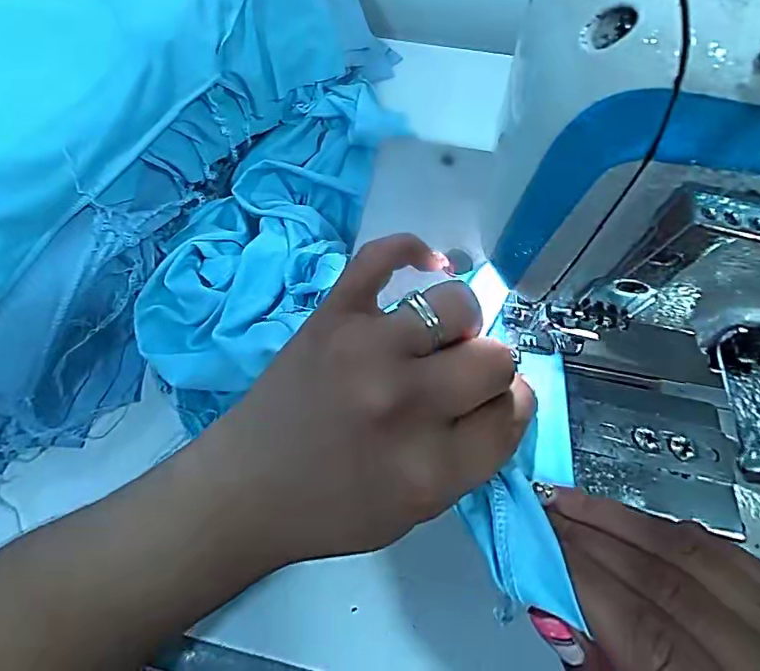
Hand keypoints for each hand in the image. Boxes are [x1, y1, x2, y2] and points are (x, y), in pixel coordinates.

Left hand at [195, 233, 535, 565]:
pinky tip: (428, 263)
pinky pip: (382, 256)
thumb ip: (472, 456)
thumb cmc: (333, 507)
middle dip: (489, 368)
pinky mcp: (333, 312)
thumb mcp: (417, 510)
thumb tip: (506, 391)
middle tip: (458, 376)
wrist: (247, 485)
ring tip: (438, 337)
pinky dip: (411, 249)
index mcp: (429, 467)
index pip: (512, 411)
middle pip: (494, 358)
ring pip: (457, 304)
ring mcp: (367, 347)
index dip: (510, 403)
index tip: (492, 401)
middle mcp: (404, 402)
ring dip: (460, 322)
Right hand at [546, 488, 759, 670]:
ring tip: (577, 503)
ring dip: (627, 520)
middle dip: (592, 534)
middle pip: (668, 579)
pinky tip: (642, 521)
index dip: (581, 574)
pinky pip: (734, 554)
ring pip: (699, 551)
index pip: (647, 630)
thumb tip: (561, 616)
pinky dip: (677, 531)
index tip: (536, 539)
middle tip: (543, 509)